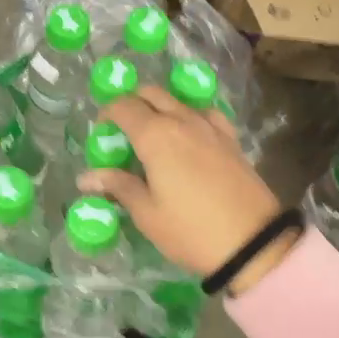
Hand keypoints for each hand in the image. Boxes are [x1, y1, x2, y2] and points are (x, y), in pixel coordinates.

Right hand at [80, 86, 292, 292]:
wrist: (253, 244)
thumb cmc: (190, 230)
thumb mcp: (147, 213)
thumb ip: (118, 187)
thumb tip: (86, 178)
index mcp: (155, 135)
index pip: (123, 106)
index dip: (107, 114)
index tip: (101, 133)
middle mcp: (182, 120)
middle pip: (151, 93)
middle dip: (132, 104)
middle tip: (123, 131)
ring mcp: (210, 127)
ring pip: (178, 100)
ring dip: (160, 107)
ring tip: (154, 135)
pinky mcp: (230, 139)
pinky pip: (205, 113)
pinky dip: (190, 115)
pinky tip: (189, 135)